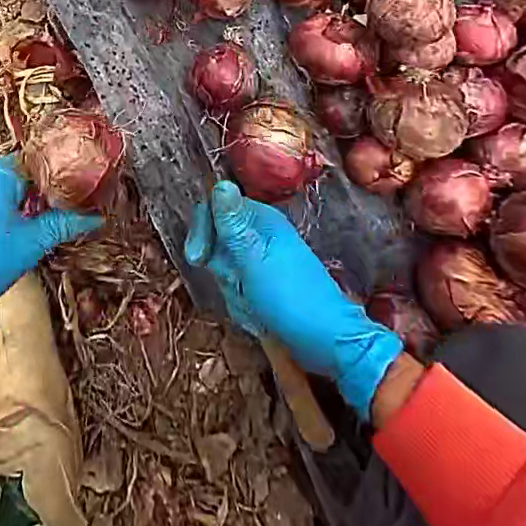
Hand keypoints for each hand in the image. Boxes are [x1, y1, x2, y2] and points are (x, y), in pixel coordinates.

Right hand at [186, 181, 401, 417]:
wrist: (326, 341)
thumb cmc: (291, 298)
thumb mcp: (254, 260)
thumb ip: (233, 224)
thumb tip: (221, 184)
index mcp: (262, 220)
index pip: (215, 208)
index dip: (202, 231)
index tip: (198, 258)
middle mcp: (261, 235)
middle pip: (216, 241)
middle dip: (221, 268)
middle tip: (238, 284)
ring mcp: (263, 261)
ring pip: (224, 268)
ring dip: (232, 290)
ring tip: (253, 303)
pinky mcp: (264, 284)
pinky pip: (237, 289)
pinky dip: (241, 304)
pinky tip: (258, 315)